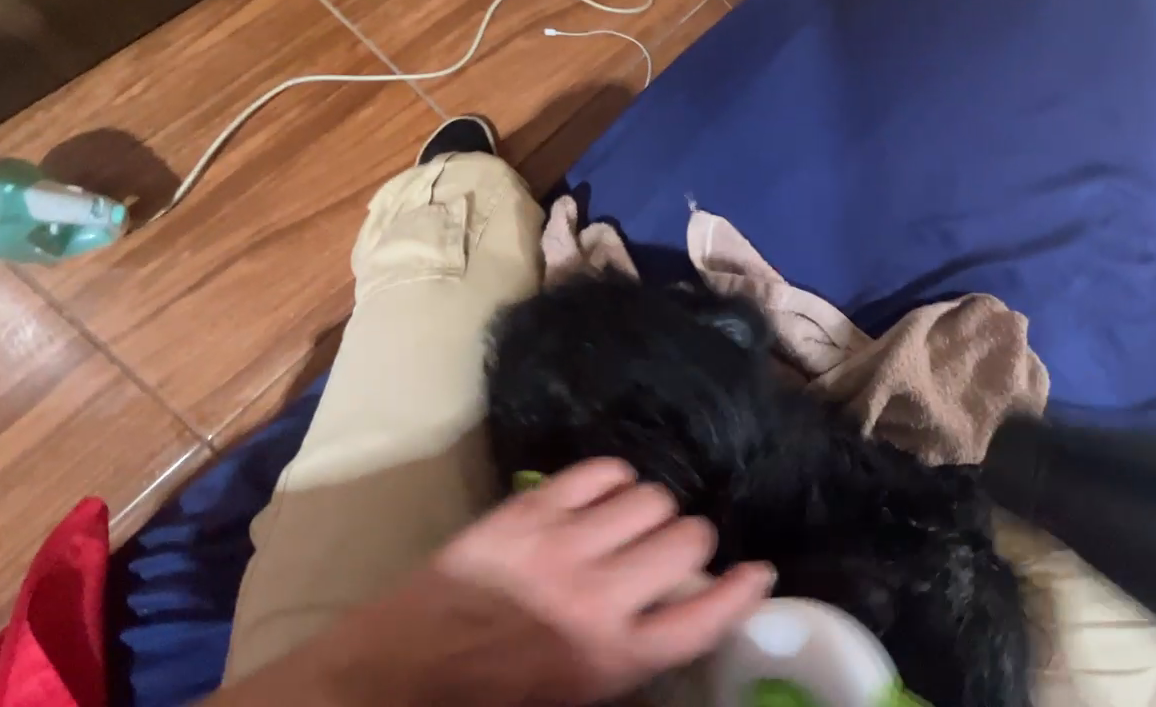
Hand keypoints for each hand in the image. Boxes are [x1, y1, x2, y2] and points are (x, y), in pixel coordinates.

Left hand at [204, 458, 772, 706]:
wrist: (396, 677)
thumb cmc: (491, 699)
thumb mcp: (576, 696)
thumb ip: (633, 652)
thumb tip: (679, 608)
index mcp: (611, 658)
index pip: (704, 617)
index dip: (741, 591)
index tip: (758, 572)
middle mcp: (597, 596)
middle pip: (686, 540)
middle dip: (693, 543)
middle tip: (674, 551)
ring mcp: (562, 544)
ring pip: (649, 497)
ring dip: (652, 510)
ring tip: (633, 523)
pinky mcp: (528, 511)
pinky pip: (598, 471)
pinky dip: (613, 479)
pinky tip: (605, 495)